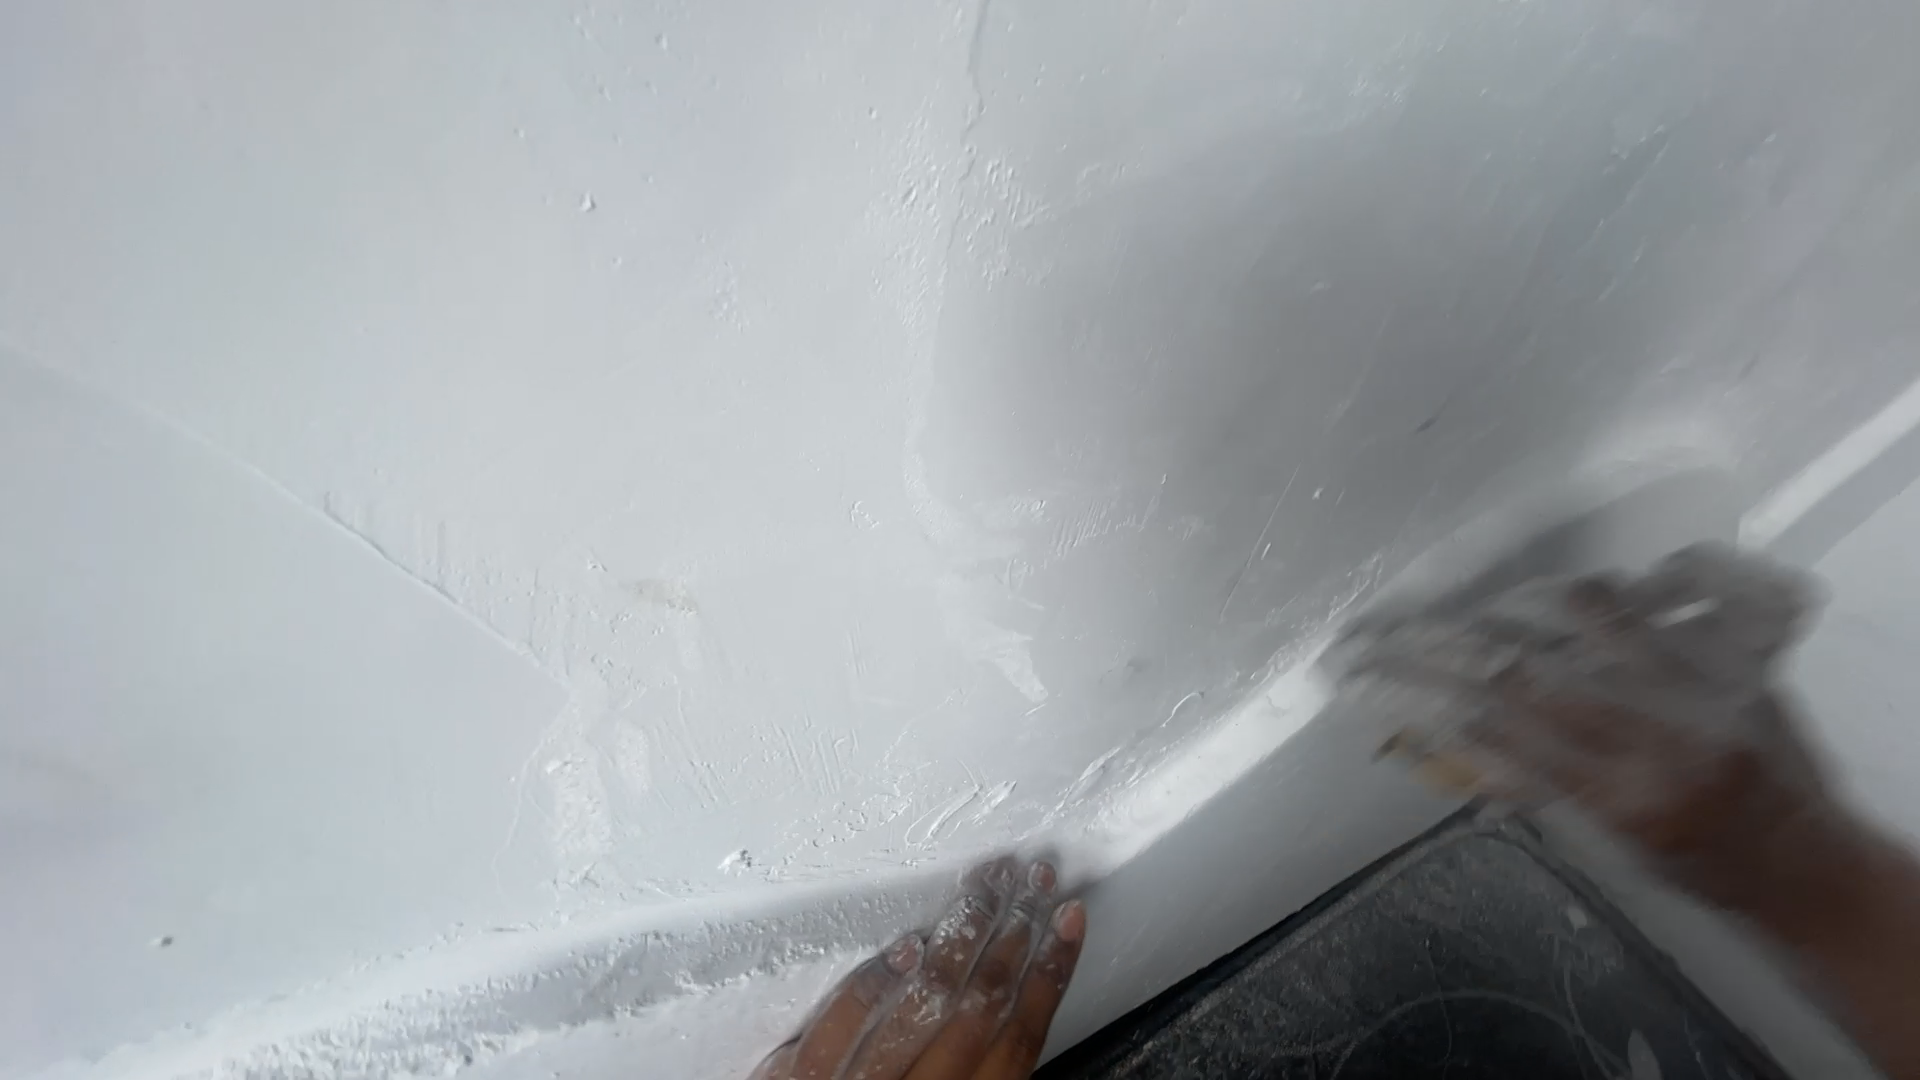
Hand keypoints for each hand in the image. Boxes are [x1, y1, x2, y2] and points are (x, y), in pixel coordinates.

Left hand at [750, 859, 1085, 1079]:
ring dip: (961, 935)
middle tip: (1035, 880)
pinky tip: (908, 946)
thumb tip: (1017, 1003)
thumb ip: (978, 1069)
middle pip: (979, 1007)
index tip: (1069, 919)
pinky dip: (874, 983)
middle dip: (1014, 933)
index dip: (1049, 974)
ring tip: (988, 885)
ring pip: (923, 1003)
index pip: (1019, 1039)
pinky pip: (838, 1025)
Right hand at [1338, 544, 1851, 912]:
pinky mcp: (1749, 655)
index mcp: (1620, 797)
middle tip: (1371, 634)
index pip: (1480, 727)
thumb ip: (1516, 779)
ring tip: (1482, 620)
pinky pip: (1703, 584)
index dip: (1402, 693)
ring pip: (1586, 608)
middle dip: (1423, 643)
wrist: (1816, 868)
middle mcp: (1665, 734)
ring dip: (1511, 606)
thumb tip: (1425, 725)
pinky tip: (1617, 584)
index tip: (1349, 674)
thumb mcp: (1594, 844)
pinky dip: (1654, 570)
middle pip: (1513, 665)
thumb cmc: (1689, 864)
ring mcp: (1712, 683)